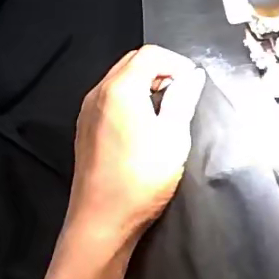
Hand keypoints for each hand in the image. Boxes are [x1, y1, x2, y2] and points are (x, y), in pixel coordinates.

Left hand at [68, 45, 205, 245]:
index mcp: (120, 90)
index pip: (150, 54)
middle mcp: (99, 93)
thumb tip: (192, 76)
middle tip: (183, 90)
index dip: (176, 62)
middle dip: (162, 68)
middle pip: (133, 60)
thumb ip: (183, 99)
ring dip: (146, 81)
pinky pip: (110, 94)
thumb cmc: (141, 181)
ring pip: (120, 76)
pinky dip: (131, 95)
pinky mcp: (85, 127)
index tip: (192, 83)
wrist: (100, 224)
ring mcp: (88, 110)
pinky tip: (145, 120)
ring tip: (167, 105)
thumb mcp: (173, 137)